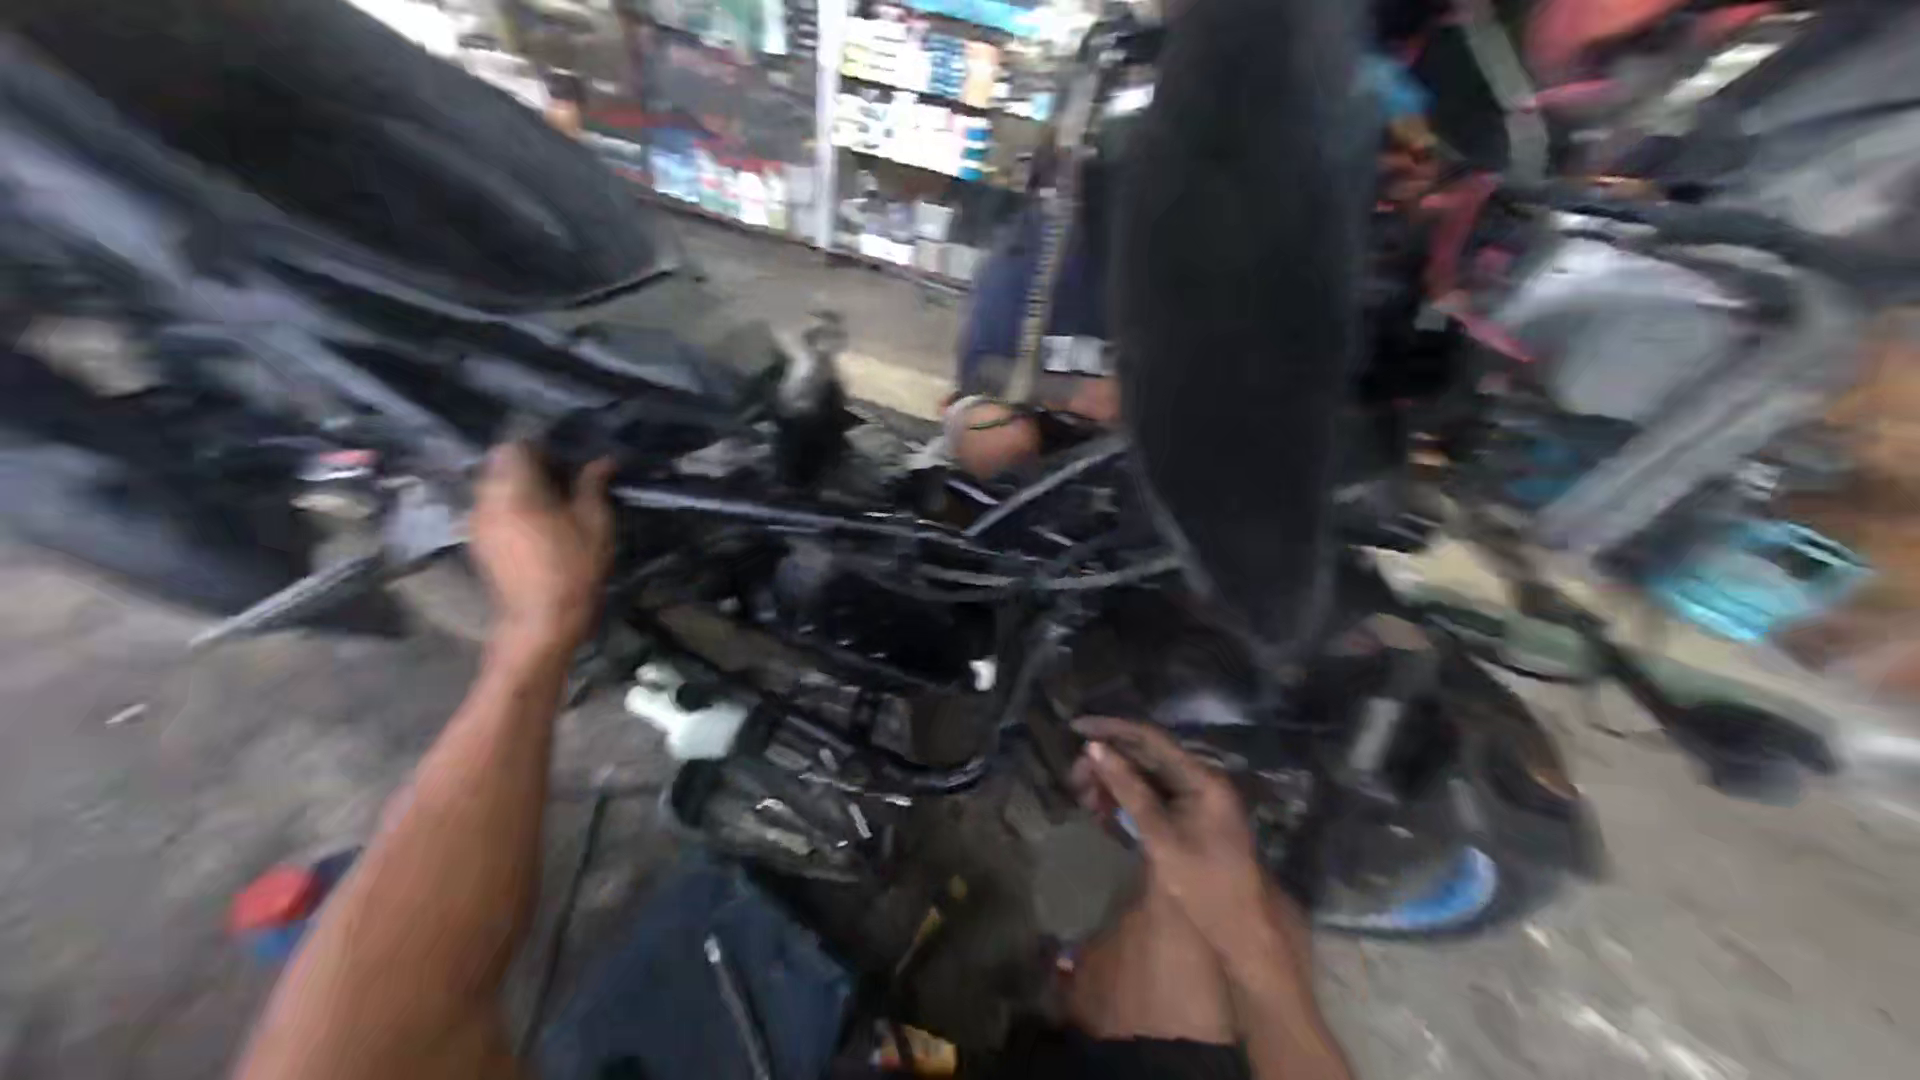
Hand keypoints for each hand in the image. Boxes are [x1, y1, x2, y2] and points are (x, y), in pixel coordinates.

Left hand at [468, 443, 614, 648]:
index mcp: (513, 490)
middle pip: (499, 464)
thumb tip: (603, 460)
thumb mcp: (595, 523)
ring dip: (520, 485)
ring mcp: (477, 522)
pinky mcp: (478, 541)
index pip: (513, 446)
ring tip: (554, 502)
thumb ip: (593, 485)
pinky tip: (539, 524)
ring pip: (493, 485)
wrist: (542, 619)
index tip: (567, 460)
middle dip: (530, 464)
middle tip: (565, 479)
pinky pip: (492, 507)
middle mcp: (485, 500)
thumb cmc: (573, 568)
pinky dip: (511, 505)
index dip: (540, 446)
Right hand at [1071, 717, 1288, 960]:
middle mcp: (1200, 778)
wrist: (1245, 934)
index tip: (1075, 726)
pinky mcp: (1188, 815)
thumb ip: (1128, 789)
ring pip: (1144, 775)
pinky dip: (1125, 800)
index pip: (1150, 738)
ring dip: (1112, 783)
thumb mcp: (1161, 837)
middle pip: (1144, 755)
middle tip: (1074, 778)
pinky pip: (1151, 795)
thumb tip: (1094, 749)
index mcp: (1201, 777)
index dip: (1111, 728)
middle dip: (1107, 762)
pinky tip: (1103, 813)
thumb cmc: (1206, 887)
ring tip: (1084, 800)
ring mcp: (1195, 797)